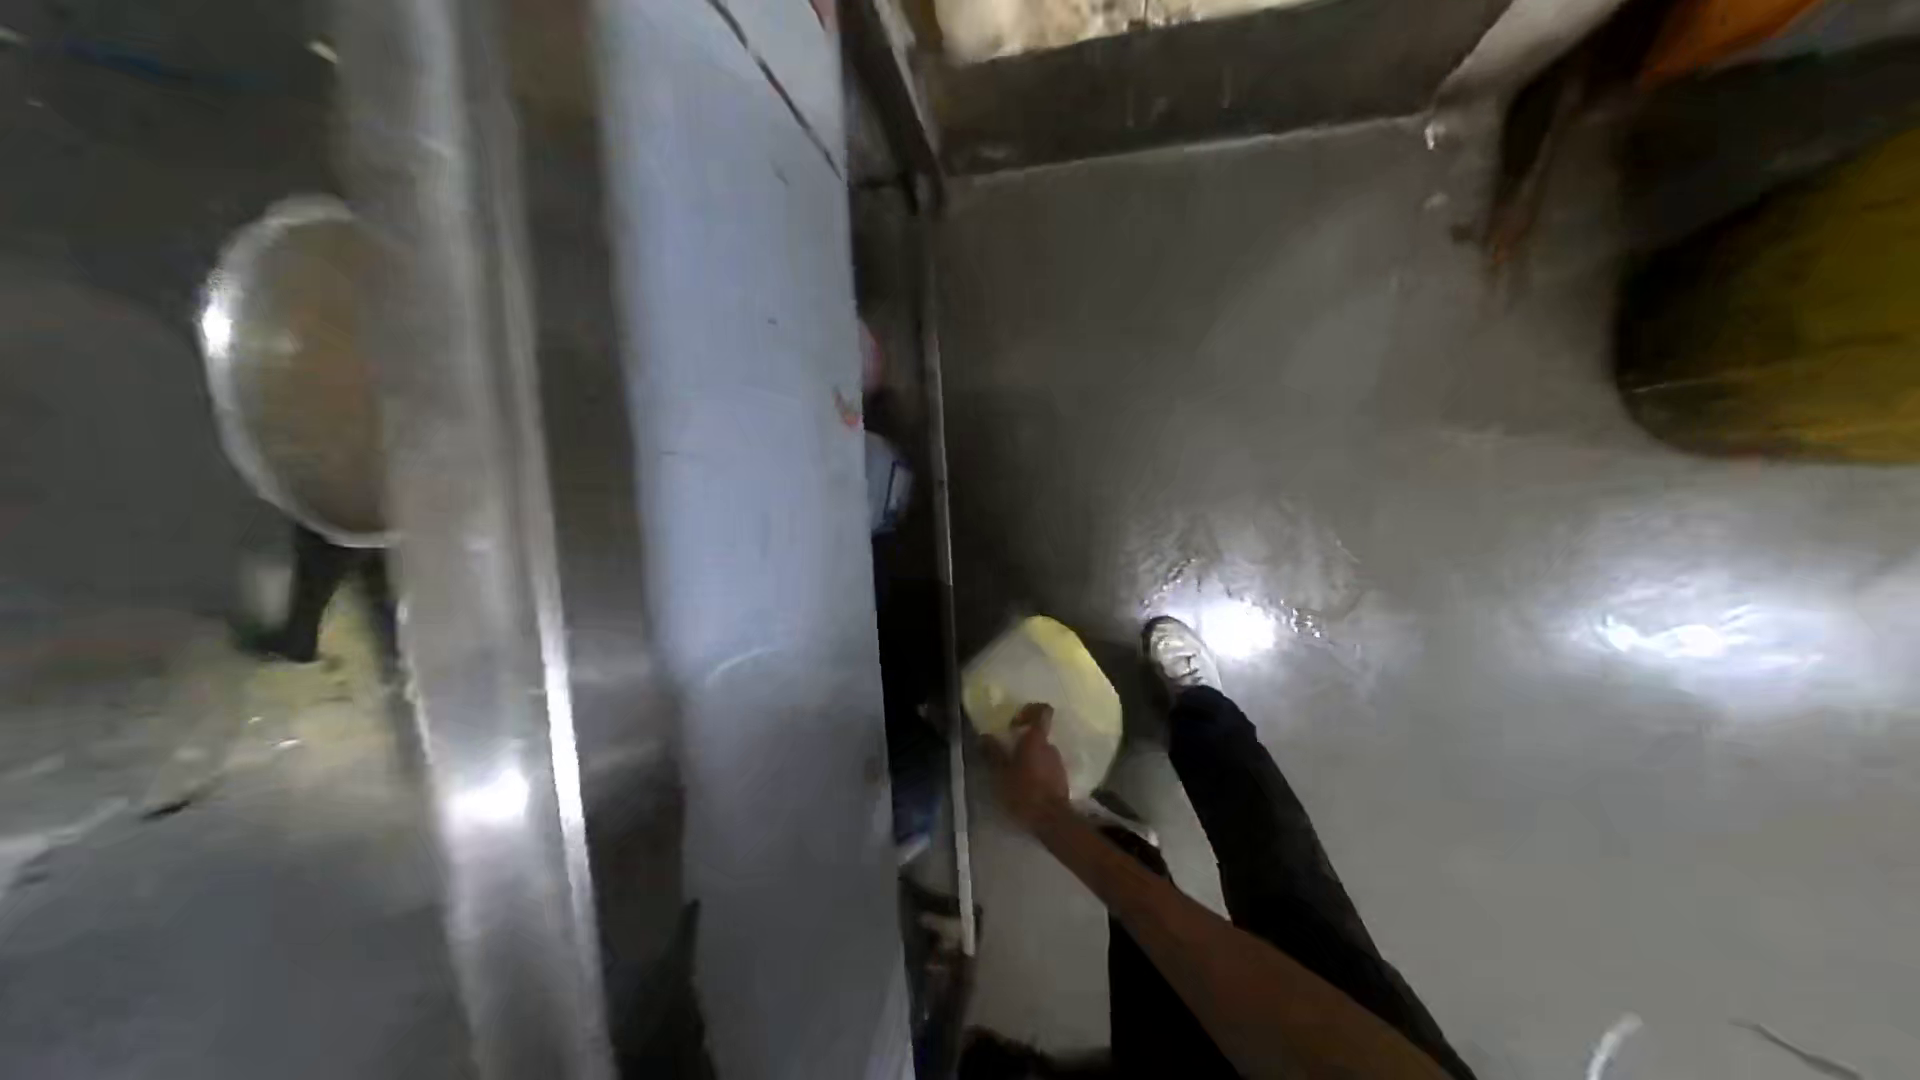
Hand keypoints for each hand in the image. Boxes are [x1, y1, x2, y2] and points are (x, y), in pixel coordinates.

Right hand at [981, 703, 1070, 833]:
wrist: (1052, 821)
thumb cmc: (1024, 792)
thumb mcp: (1001, 773)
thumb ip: (993, 753)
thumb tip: (985, 736)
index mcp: (1036, 740)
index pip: (1042, 711)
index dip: (1030, 710)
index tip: (1015, 722)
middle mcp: (1050, 747)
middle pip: (1038, 734)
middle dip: (1022, 741)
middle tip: (1006, 754)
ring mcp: (1058, 763)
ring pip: (1041, 752)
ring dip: (1028, 758)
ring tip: (1013, 774)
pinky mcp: (1061, 779)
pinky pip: (1046, 767)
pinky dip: (1036, 771)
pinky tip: (1024, 786)